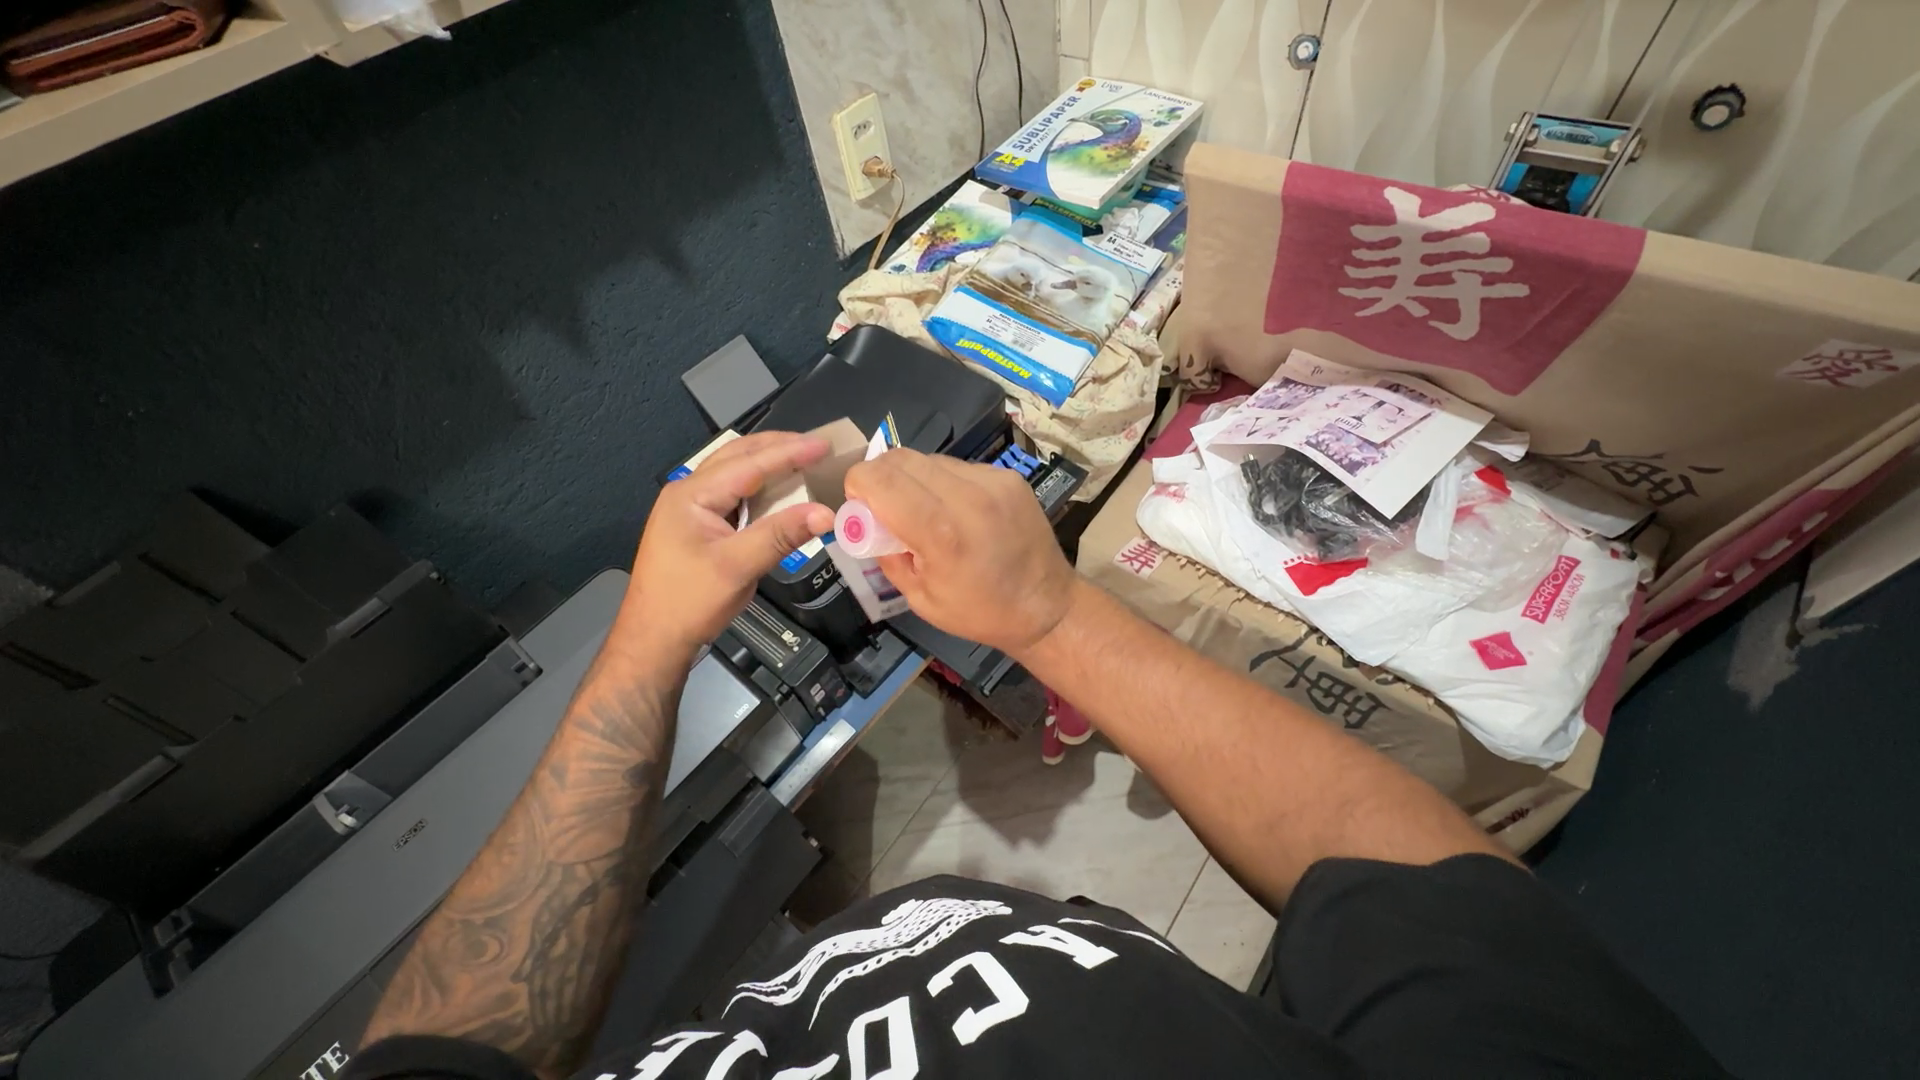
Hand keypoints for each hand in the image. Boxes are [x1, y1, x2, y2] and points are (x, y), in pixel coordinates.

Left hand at [621, 432, 834, 656]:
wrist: (654, 638)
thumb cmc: (689, 602)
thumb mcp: (738, 567)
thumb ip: (781, 536)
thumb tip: (826, 514)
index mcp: (691, 495)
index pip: (749, 464)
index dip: (790, 452)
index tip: (825, 444)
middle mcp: (689, 492)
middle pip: (739, 457)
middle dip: (779, 447)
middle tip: (818, 446)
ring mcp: (691, 509)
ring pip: (736, 473)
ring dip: (770, 464)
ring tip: (805, 460)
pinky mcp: (698, 526)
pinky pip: (735, 495)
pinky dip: (762, 488)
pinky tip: (781, 491)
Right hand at [843, 449, 1077, 655]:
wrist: (1046, 606)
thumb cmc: (979, 611)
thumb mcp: (919, 597)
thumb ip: (886, 553)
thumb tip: (863, 520)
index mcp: (941, 532)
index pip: (878, 480)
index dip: (857, 485)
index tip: (858, 504)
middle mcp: (967, 496)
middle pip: (899, 458)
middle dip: (879, 477)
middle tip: (882, 506)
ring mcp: (992, 481)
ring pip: (928, 458)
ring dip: (911, 478)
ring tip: (921, 509)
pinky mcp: (1008, 475)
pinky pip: (957, 466)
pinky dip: (942, 481)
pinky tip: (954, 508)